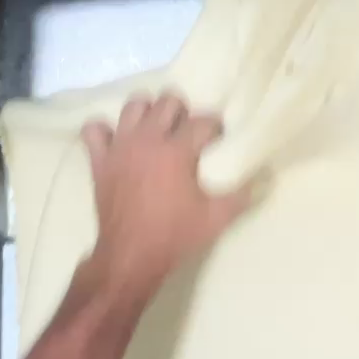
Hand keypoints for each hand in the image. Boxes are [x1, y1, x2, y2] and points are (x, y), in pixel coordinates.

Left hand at [79, 91, 247, 302]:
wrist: (130, 257)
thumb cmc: (174, 235)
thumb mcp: (216, 218)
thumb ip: (241, 195)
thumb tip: (263, 179)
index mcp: (177, 150)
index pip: (203, 121)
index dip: (215, 127)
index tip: (218, 139)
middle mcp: (148, 139)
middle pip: (168, 101)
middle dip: (182, 112)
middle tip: (186, 133)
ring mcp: (121, 146)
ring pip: (133, 105)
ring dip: (147, 112)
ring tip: (155, 130)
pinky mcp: (100, 160)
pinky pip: (94, 130)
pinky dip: (104, 131)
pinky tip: (117, 141)